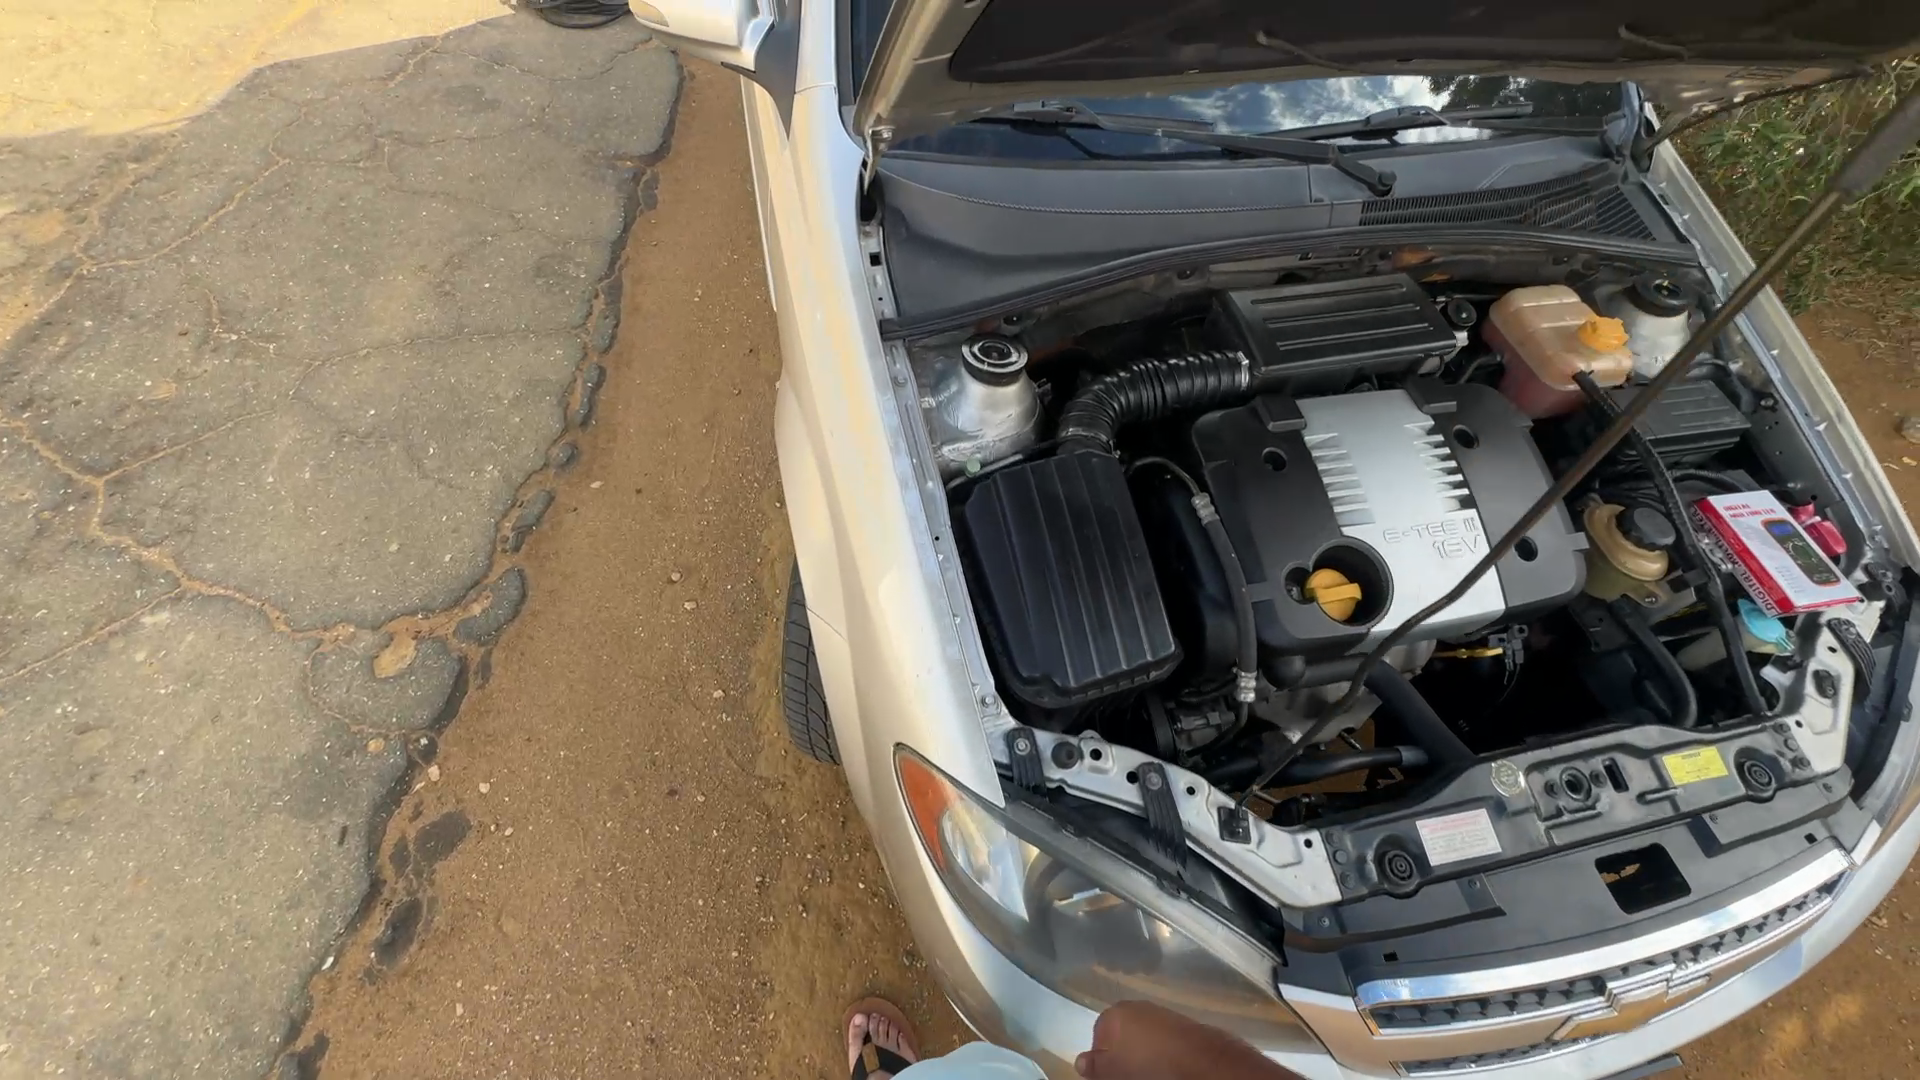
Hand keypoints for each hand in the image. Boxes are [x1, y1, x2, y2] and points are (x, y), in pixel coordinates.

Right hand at [1073, 1001, 1303, 1079]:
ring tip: (1151, 1076)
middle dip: (1124, 1061)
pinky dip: (1167, 1062)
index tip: (1107, 1078)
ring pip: (1148, 1042)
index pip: (1099, 1035)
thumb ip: (1096, 1068)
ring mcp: (1166, 1018)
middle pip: (1124, 1037)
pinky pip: (1169, 1047)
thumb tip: (1079, 1061)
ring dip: (1146, 1062)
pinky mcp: (1189, 1031)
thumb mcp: (1114, 1073)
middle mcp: (1140, 1009)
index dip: (1102, 1061)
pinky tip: (1172, 1073)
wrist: (1205, 1067)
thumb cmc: (1148, 1069)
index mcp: (1117, 1014)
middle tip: (1128, 1077)